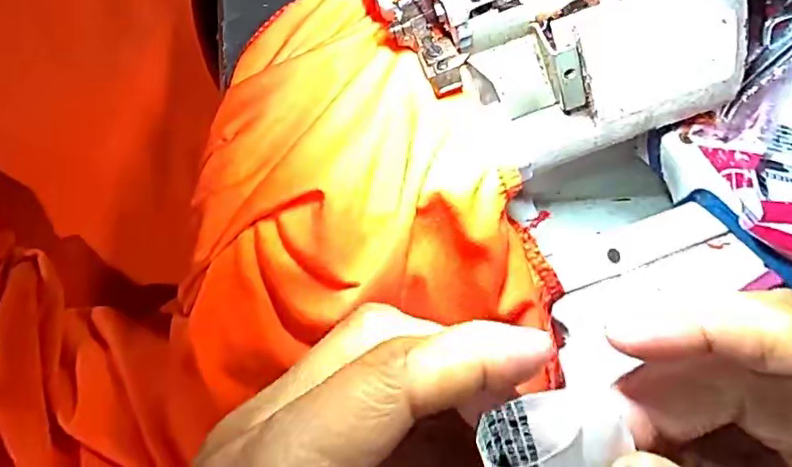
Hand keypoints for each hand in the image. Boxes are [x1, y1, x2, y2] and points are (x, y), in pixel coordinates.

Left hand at [197, 303, 553, 466]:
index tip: (536, 352)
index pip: (387, 370)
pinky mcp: (265, 434)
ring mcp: (255, 424)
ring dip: (440, 376)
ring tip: (493, 419)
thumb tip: (514, 444)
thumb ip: (448, 466)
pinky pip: (352, 387)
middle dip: (458, 354)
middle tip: (520, 395)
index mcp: (274, 462)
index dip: (471, 352)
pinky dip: (410, 405)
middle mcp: (256, 426)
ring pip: (367, 350)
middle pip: (377, 338)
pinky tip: (445, 441)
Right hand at [606, 290, 791, 466]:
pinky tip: (656, 456)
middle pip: (746, 362)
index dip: (701, 321)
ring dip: (669, 414)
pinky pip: (743, 434)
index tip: (622, 332)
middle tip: (604, 421)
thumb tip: (622, 456)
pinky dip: (693, 443)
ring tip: (620, 441)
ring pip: (735, 395)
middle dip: (666, 382)